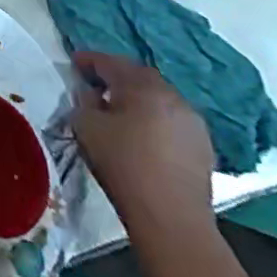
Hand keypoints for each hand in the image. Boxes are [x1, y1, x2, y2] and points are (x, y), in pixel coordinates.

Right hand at [71, 51, 214, 227]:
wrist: (171, 217)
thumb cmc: (122, 164)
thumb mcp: (86, 126)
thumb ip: (84, 101)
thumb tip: (92, 94)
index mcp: (143, 87)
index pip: (111, 62)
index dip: (89, 60)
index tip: (73, 62)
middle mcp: (173, 97)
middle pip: (140, 77)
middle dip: (117, 77)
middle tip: (96, 84)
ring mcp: (193, 122)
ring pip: (159, 98)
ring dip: (139, 98)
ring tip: (120, 109)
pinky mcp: (203, 146)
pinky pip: (173, 120)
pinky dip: (155, 118)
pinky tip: (143, 133)